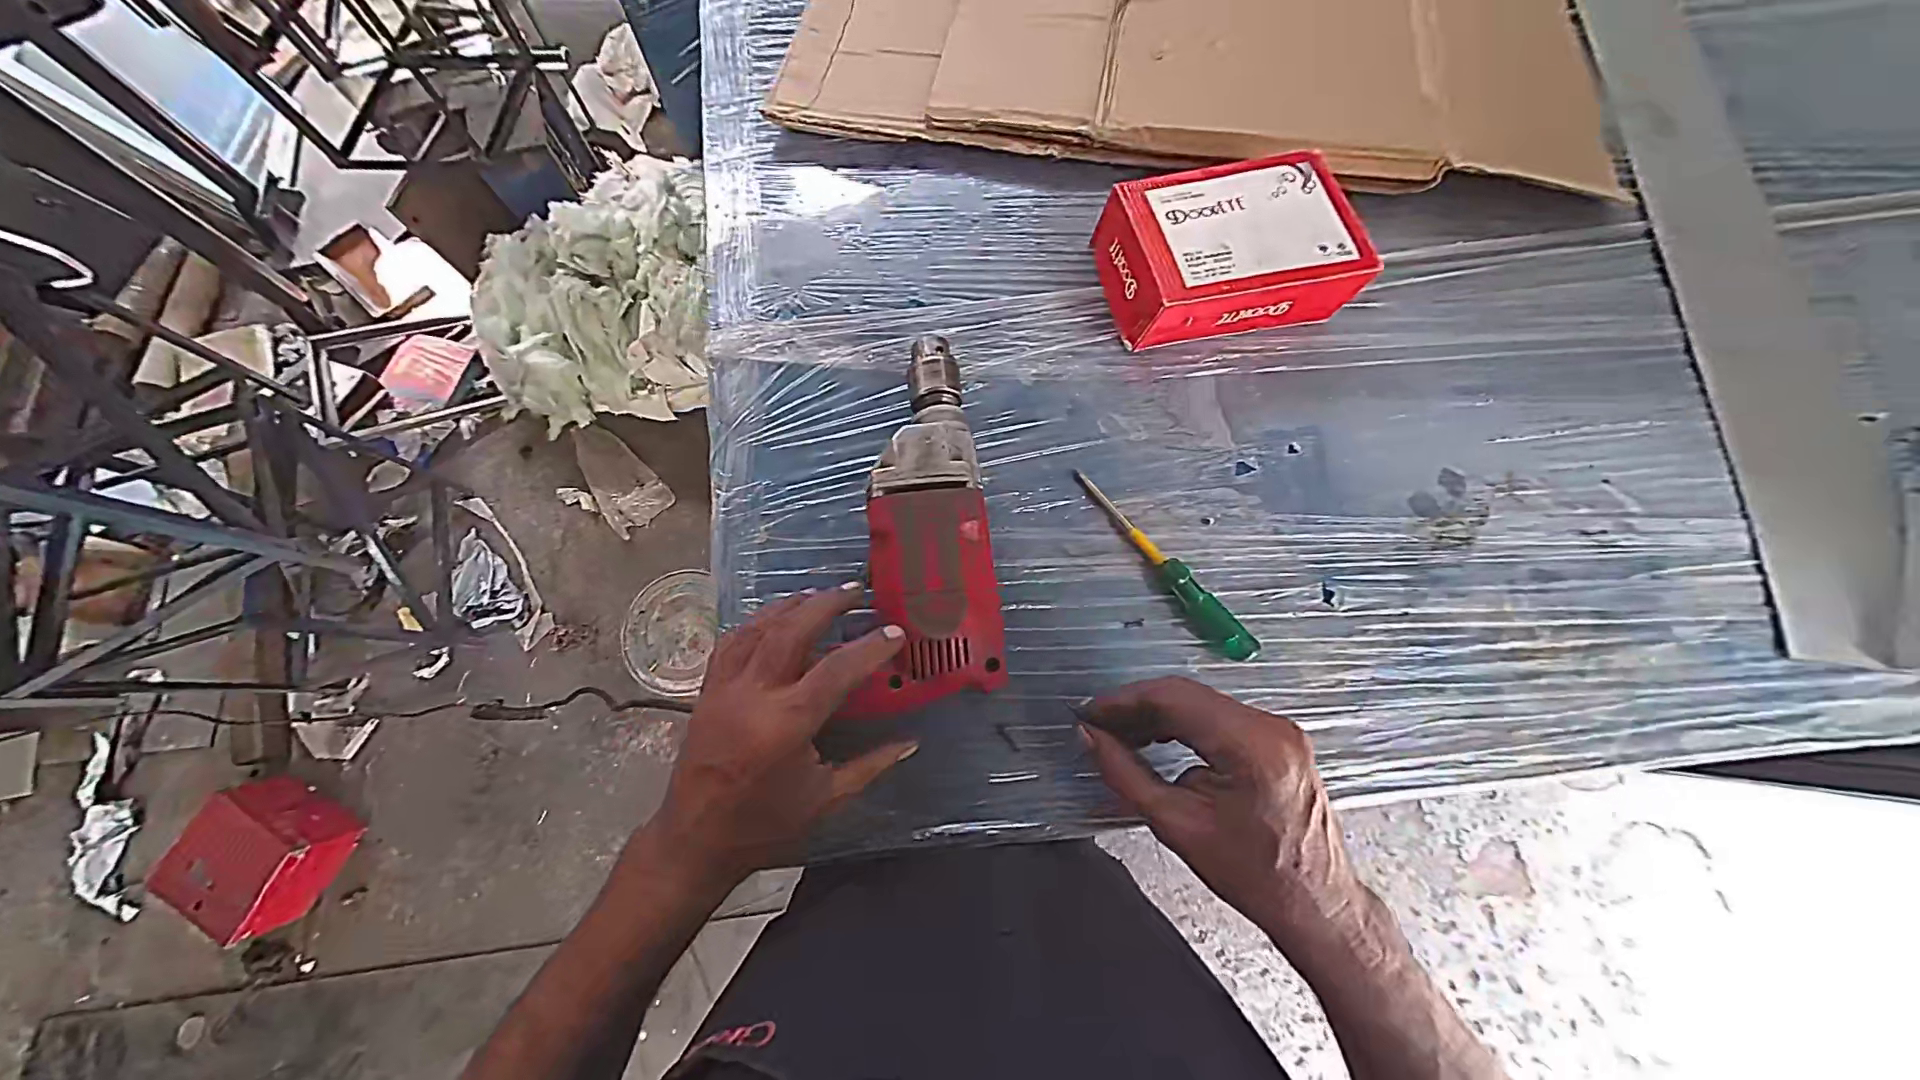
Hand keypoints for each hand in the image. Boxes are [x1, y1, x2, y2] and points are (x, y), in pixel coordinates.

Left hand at [648, 582, 913, 883]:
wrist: (694, 842)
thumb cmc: (763, 825)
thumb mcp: (825, 800)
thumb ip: (870, 766)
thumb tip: (910, 743)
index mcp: (786, 724)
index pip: (836, 670)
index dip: (870, 647)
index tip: (894, 631)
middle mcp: (753, 695)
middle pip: (791, 631)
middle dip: (827, 604)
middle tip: (856, 590)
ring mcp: (724, 689)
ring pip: (758, 628)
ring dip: (791, 604)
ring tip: (819, 593)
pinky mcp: (706, 691)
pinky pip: (731, 642)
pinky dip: (756, 622)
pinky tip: (774, 617)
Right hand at [1080, 677, 1366, 949]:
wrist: (1314, 903)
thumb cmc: (1258, 876)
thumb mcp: (1176, 824)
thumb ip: (1124, 774)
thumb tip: (1092, 738)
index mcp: (1252, 746)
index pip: (1172, 698)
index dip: (1123, 701)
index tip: (1093, 711)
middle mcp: (1271, 727)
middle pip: (1185, 694)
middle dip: (1135, 705)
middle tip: (1099, 722)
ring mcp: (1278, 729)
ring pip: (1199, 701)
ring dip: (1156, 712)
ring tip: (1120, 732)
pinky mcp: (1276, 737)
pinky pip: (1217, 714)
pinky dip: (1181, 721)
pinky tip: (1155, 735)